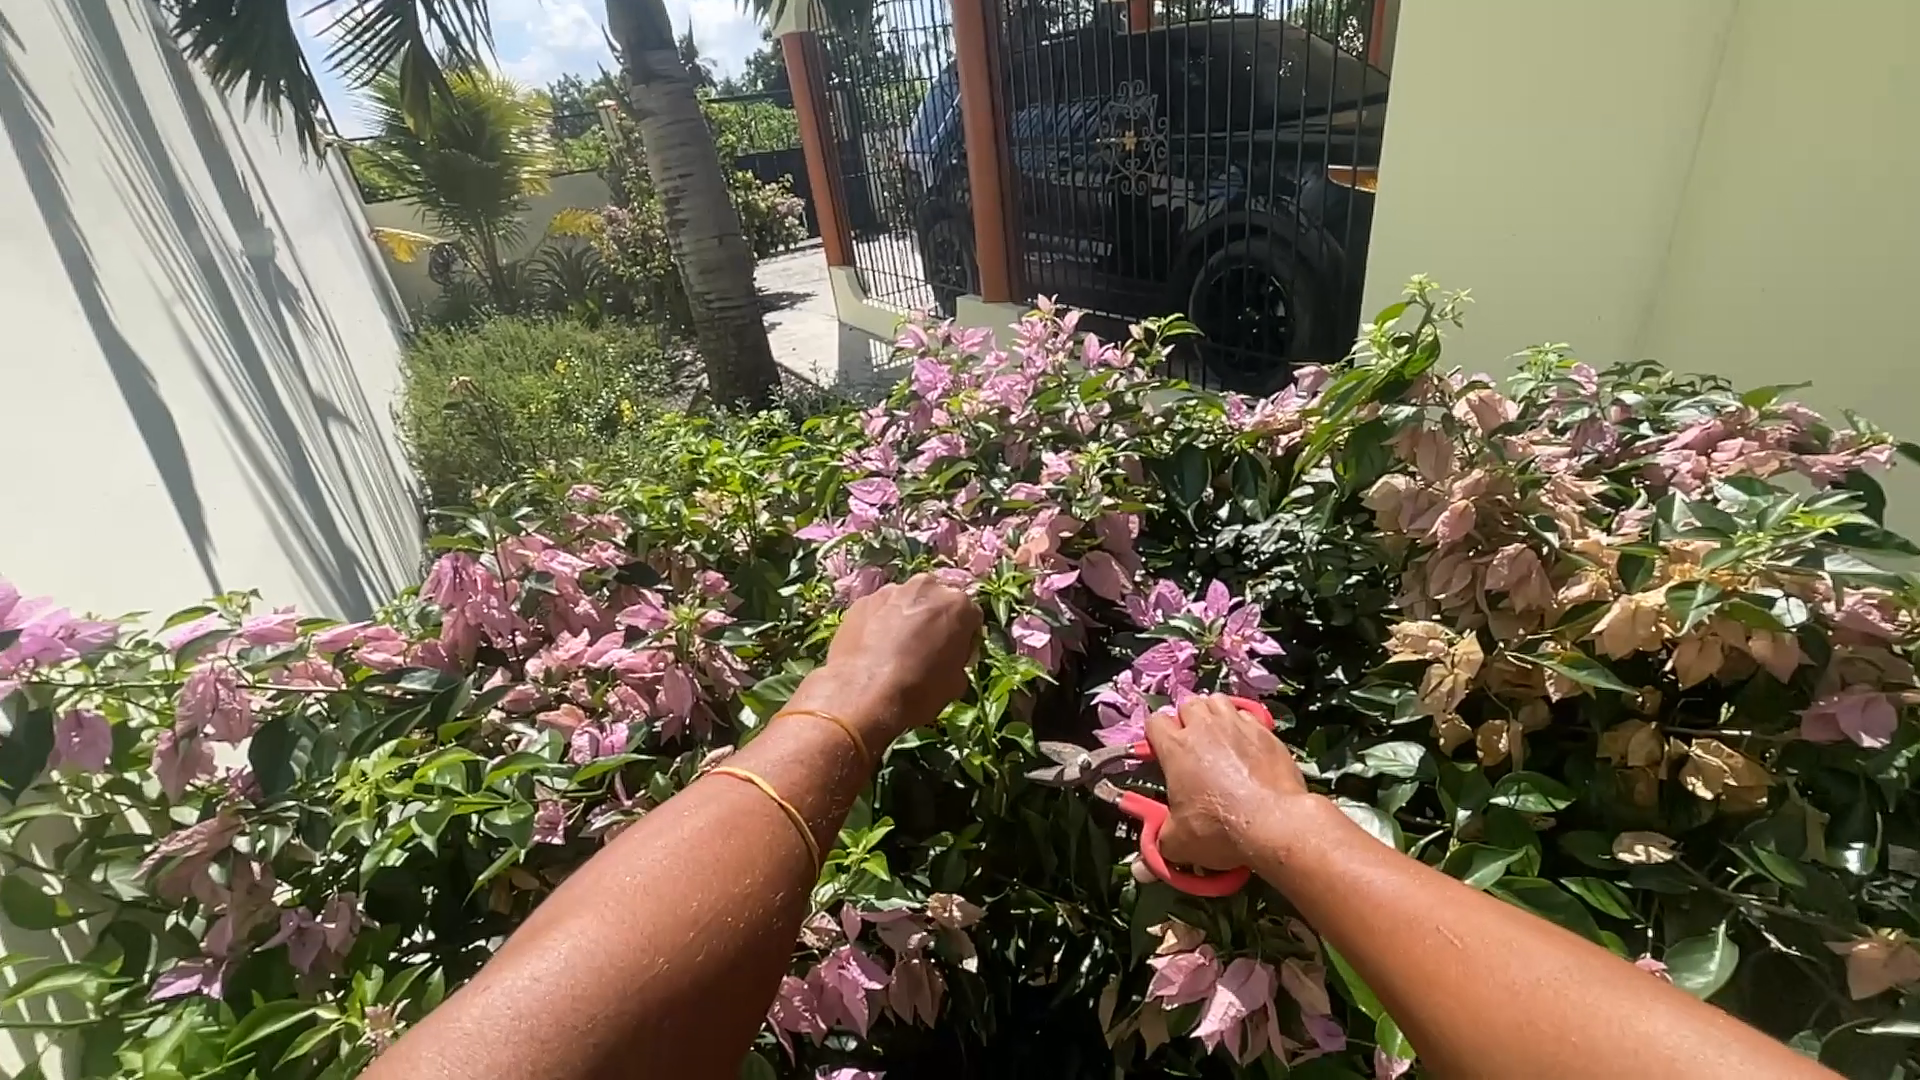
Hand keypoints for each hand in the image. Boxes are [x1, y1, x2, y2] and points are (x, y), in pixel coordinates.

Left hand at [794, 575, 981, 743]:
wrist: (863, 697)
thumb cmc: (919, 691)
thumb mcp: (957, 683)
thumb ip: (959, 657)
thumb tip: (949, 656)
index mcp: (959, 604)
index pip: (971, 616)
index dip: (965, 638)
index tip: (955, 655)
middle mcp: (926, 587)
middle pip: (937, 600)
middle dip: (935, 619)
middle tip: (926, 648)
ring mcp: (890, 591)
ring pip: (907, 602)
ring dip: (907, 618)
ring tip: (896, 649)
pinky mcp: (862, 601)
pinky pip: (879, 610)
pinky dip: (880, 623)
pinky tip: (874, 649)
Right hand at [1149, 694, 1310, 870]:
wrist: (1277, 823)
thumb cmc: (1220, 829)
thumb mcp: (1181, 843)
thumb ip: (1158, 847)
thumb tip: (1139, 870)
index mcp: (1175, 747)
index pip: (1155, 722)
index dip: (1157, 735)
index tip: (1164, 752)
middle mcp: (1204, 728)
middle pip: (1187, 705)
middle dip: (1188, 720)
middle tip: (1194, 744)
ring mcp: (1236, 725)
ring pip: (1217, 702)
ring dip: (1214, 714)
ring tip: (1218, 735)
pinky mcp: (1265, 731)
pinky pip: (1247, 716)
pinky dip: (1243, 725)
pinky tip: (1247, 745)